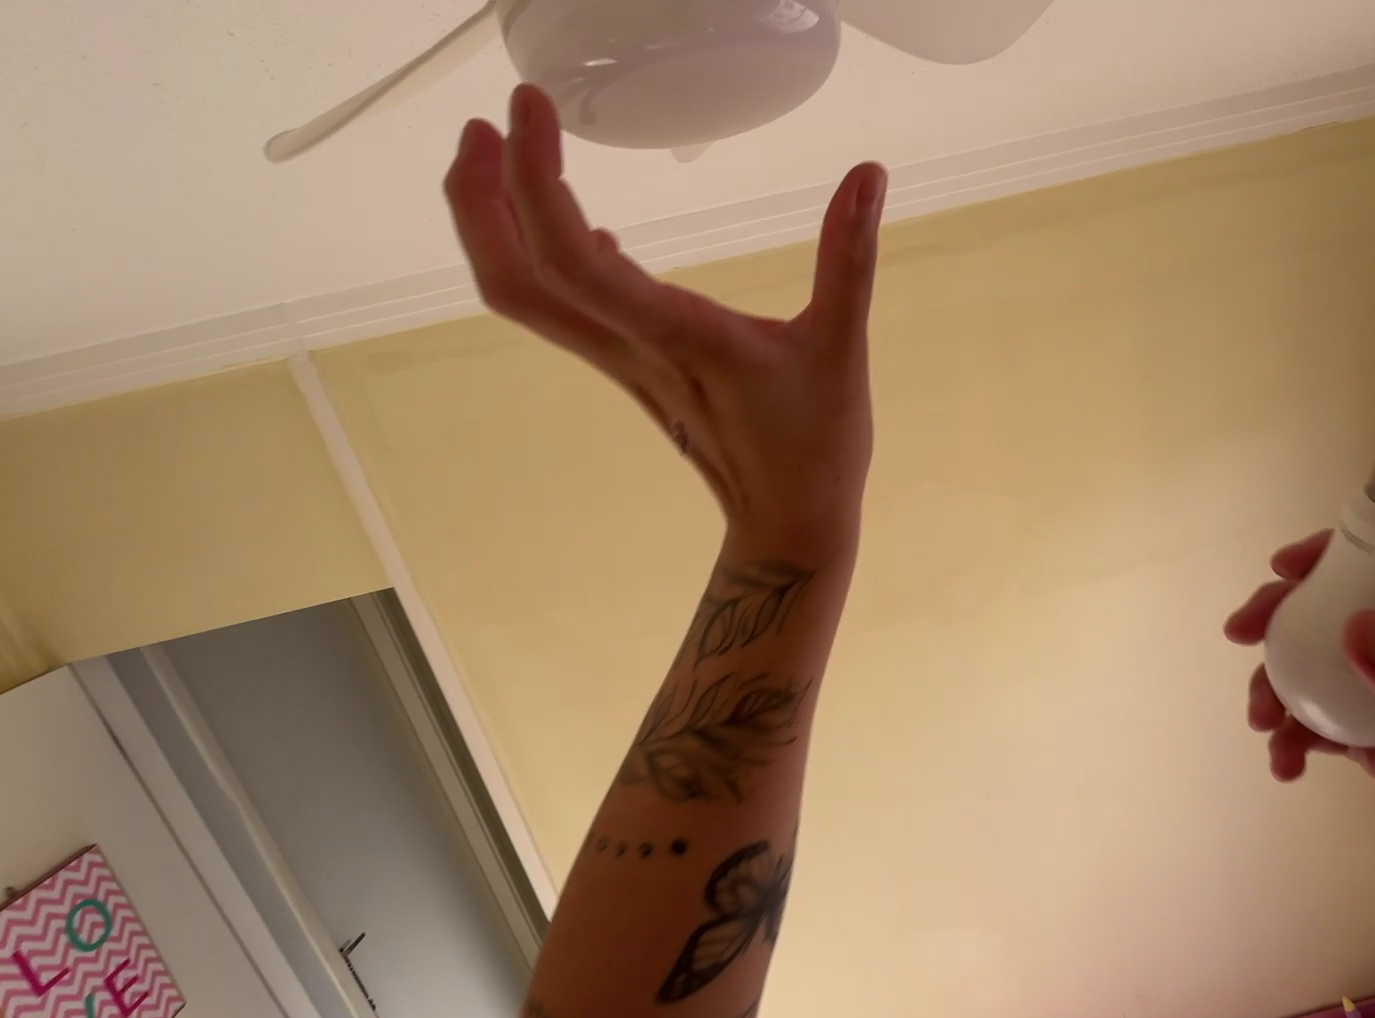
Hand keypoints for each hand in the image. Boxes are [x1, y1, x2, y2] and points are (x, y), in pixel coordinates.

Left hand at [443, 84, 886, 553]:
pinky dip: (546, 263)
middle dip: (476, 198)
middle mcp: (630, 352)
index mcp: (676, 337)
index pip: (571, 257)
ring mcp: (624, 367)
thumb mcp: (840, 348)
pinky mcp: (635, 375)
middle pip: (512, 282)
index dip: (534, 178)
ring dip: (495, 229)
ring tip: (508, 159)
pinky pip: (565, 316)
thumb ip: (849, 259)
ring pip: (527, 302)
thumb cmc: (817, 447)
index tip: (533, 108)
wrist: (789, 524)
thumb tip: (868, 175)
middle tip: (489, 125)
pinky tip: (592, 233)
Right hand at [1224, 533, 1374, 942]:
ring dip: (1282, 688)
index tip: (1283, 568)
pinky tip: (1285, 765)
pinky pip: (1325, 727)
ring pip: (1324, 673)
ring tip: (1263, 723)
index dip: (1340, 560)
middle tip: (1242, 636)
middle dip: (1286, 623)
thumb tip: (1353, 627)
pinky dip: (1296, 739)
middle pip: (1345, 618)